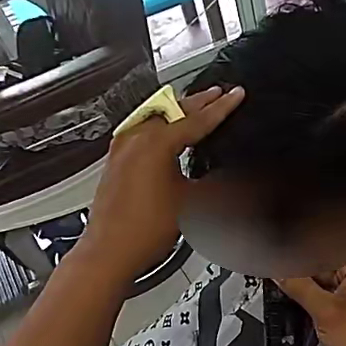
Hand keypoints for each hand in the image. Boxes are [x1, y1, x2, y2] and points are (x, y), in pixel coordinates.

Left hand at [74, 85, 244, 282]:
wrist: (109, 252)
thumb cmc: (142, 230)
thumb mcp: (192, 204)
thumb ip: (215, 185)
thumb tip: (234, 179)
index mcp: (156, 143)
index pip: (198, 119)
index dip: (222, 107)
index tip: (236, 95)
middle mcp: (135, 140)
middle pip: (173, 111)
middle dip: (198, 102)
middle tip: (217, 93)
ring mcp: (121, 150)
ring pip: (155, 119)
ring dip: (178, 112)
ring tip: (196, 108)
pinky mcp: (116, 163)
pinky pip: (142, 132)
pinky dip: (162, 127)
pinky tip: (168, 134)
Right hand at [275, 261, 345, 345]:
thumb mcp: (323, 311)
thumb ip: (299, 287)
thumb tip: (281, 272)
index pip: (325, 254)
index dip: (302, 259)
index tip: (282, 263)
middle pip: (326, 269)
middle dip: (305, 277)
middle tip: (283, 283)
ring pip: (329, 287)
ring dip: (312, 293)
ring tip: (295, 299)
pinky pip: (335, 302)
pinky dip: (321, 306)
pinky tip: (310, 314)